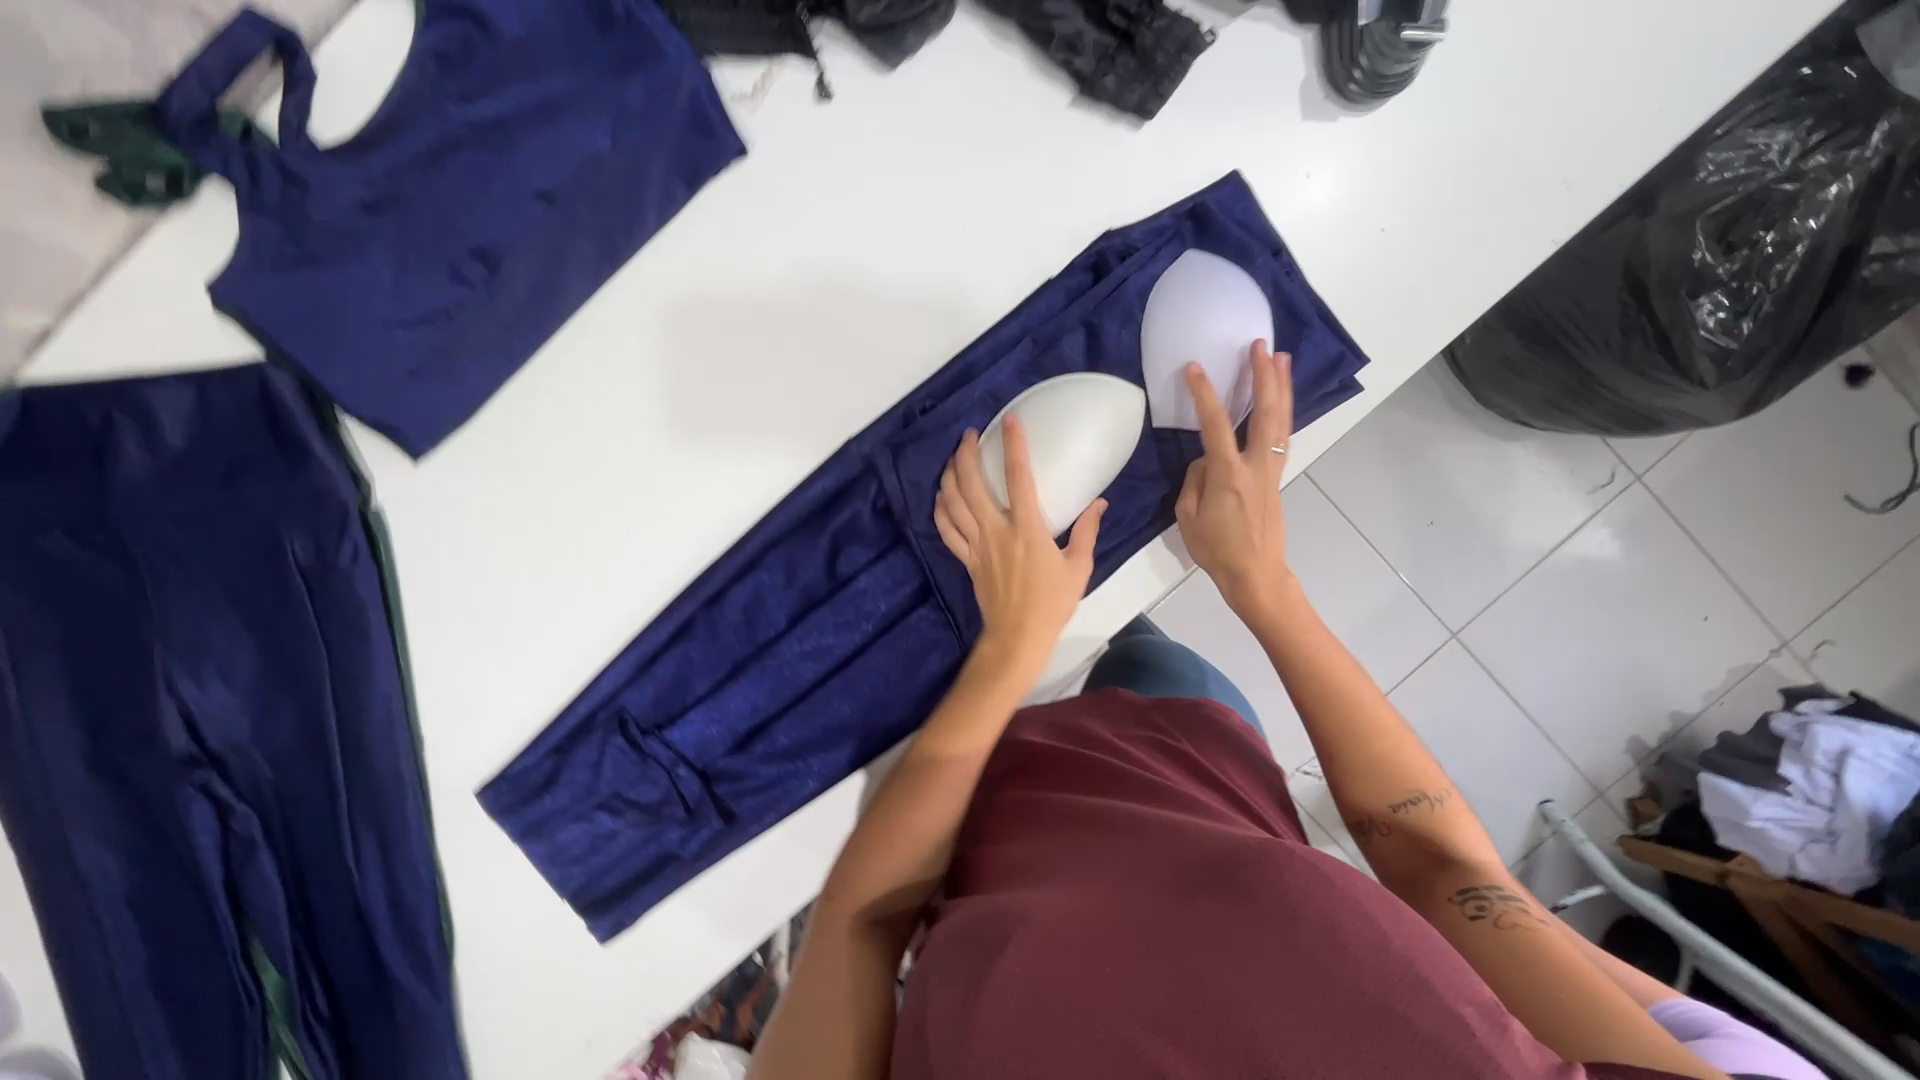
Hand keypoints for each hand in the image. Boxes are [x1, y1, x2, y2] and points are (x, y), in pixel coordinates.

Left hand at [933, 417, 1105, 672]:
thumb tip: (1100, 503)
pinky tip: (940, 496)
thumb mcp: (1079, 567)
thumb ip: (1088, 531)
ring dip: (949, 475)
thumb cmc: (1052, 604)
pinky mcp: (966, 559)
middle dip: (966, 453)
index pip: (1018, 476)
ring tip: (953, 457)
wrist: (1017, 637)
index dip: (1013, 444)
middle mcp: (996, 530)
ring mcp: (976, 545)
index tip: (1010, 421)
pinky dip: (940, 508)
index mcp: (1027, 528)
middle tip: (969, 435)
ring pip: (953, 502)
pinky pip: (946, 529)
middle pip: (971, 483)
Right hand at [1175, 339, 1293, 623]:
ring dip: (1281, 388)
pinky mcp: (1276, 478)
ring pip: (1280, 421)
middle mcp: (1256, 466)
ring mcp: (1271, 471)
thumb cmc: (1216, 550)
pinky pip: (1281, 437)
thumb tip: (1205, 460)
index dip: (1205, 393)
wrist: (1255, 574)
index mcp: (1229, 475)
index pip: (1216, 424)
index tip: (1195, 367)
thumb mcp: (1188, 517)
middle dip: (1263, 377)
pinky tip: (1281, 400)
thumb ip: (1195, 481)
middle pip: (1265, 413)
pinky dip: (1282, 412)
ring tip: (1282, 358)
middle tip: (1261, 346)